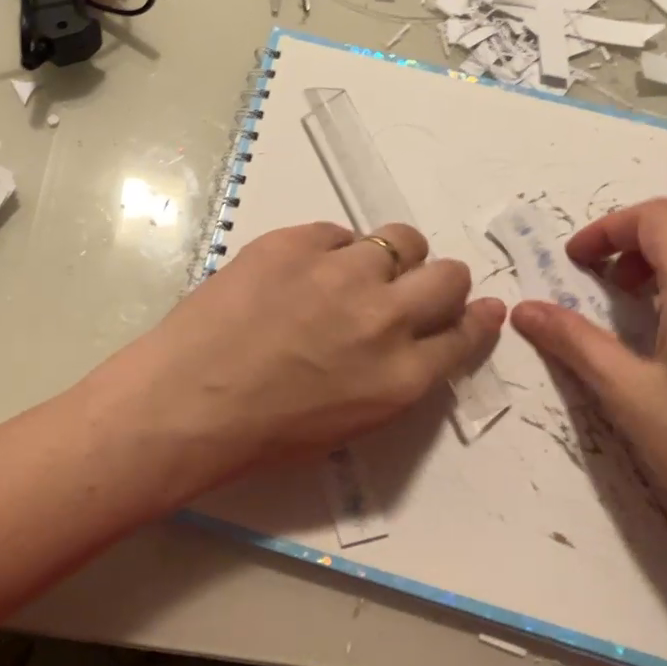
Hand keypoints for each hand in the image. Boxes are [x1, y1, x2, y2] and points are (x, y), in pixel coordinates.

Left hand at [94, 222, 503, 492]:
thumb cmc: (262, 433)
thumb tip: (408, 345)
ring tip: (354, 271)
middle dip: (438, 281)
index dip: (475, 319)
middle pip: (448, 276)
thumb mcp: (349, 424)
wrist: (189, 400)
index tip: (478, 308)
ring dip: (389, 256)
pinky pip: (336, 231)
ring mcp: (342, 272)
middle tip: (406, 289)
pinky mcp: (296, 242)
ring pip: (400, 239)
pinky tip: (301, 270)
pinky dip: (330, 248)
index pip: (465, 334)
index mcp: (404, 377)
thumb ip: (392, 379)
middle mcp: (387, 317)